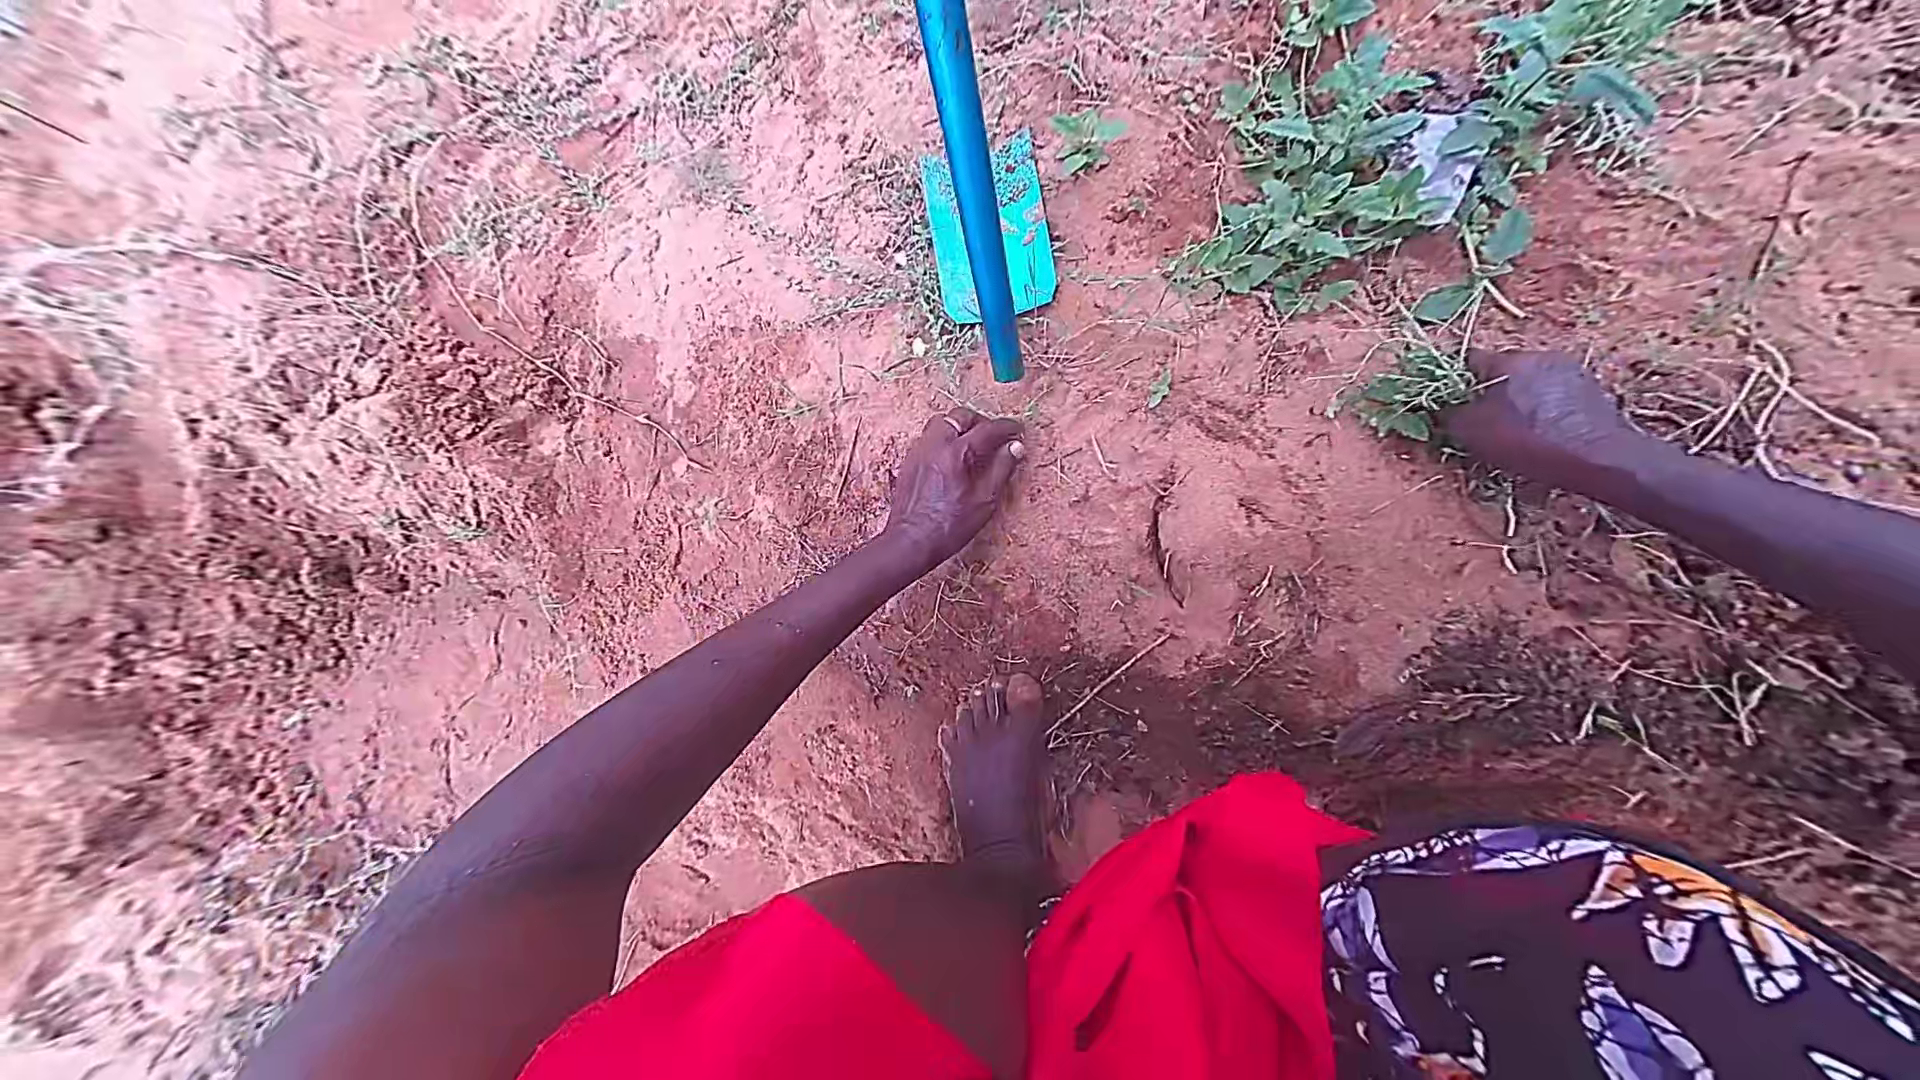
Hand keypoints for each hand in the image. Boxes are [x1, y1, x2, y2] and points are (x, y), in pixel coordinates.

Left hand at [883, 408, 1025, 567]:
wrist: (910, 541)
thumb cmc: (948, 526)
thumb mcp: (984, 501)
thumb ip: (1001, 470)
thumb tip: (1015, 448)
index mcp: (957, 452)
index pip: (988, 429)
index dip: (1007, 428)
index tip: (1018, 431)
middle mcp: (935, 445)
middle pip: (960, 416)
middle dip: (981, 421)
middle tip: (995, 435)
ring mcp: (918, 452)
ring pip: (941, 424)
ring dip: (959, 427)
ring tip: (973, 443)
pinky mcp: (909, 462)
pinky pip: (929, 438)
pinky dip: (944, 439)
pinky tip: (953, 458)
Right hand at [1442, 349, 1651, 488]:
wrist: (1597, 458)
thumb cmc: (1525, 438)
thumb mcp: (1468, 429)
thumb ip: (1446, 413)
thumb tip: (1436, 408)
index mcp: (1510, 360)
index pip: (1469, 359)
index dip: (1452, 380)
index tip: (1445, 401)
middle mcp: (1543, 357)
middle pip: (1502, 370)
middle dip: (1486, 391)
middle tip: (1474, 418)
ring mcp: (1573, 372)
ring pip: (1528, 382)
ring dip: (1514, 400)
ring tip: (1505, 430)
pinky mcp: (1593, 391)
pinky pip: (1552, 396)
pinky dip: (1539, 410)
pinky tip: (1535, 434)